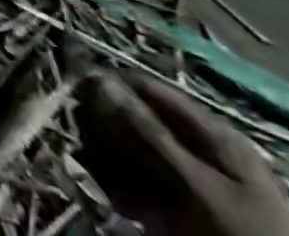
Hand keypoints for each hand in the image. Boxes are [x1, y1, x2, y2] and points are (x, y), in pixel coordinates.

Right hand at [77, 74, 288, 235]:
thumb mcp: (199, 185)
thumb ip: (151, 134)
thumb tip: (101, 80)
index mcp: (212, 135)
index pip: (150, 90)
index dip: (112, 85)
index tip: (75, 90)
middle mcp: (197, 150)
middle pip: (137, 121)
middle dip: (104, 128)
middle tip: (82, 140)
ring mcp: (186, 181)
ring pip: (130, 154)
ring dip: (105, 160)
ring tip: (89, 172)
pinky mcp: (176, 209)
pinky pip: (135, 186)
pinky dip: (114, 188)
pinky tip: (104, 197)